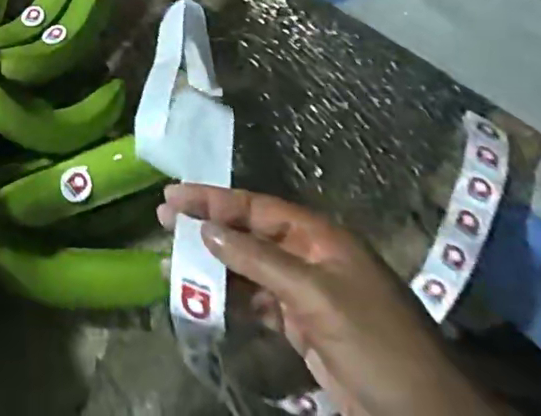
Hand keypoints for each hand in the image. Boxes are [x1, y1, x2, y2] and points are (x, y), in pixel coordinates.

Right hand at [160, 184, 503, 415]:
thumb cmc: (377, 345)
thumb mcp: (316, 296)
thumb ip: (257, 258)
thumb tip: (206, 229)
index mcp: (322, 240)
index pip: (256, 207)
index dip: (212, 199)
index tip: (171, 195)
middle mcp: (311, 259)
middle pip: (248, 233)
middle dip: (206, 227)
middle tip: (163, 220)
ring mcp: (306, 293)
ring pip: (245, 266)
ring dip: (210, 264)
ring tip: (171, 261)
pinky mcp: (301, 325)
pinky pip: (253, 300)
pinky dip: (225, 296)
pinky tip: (199, 295)